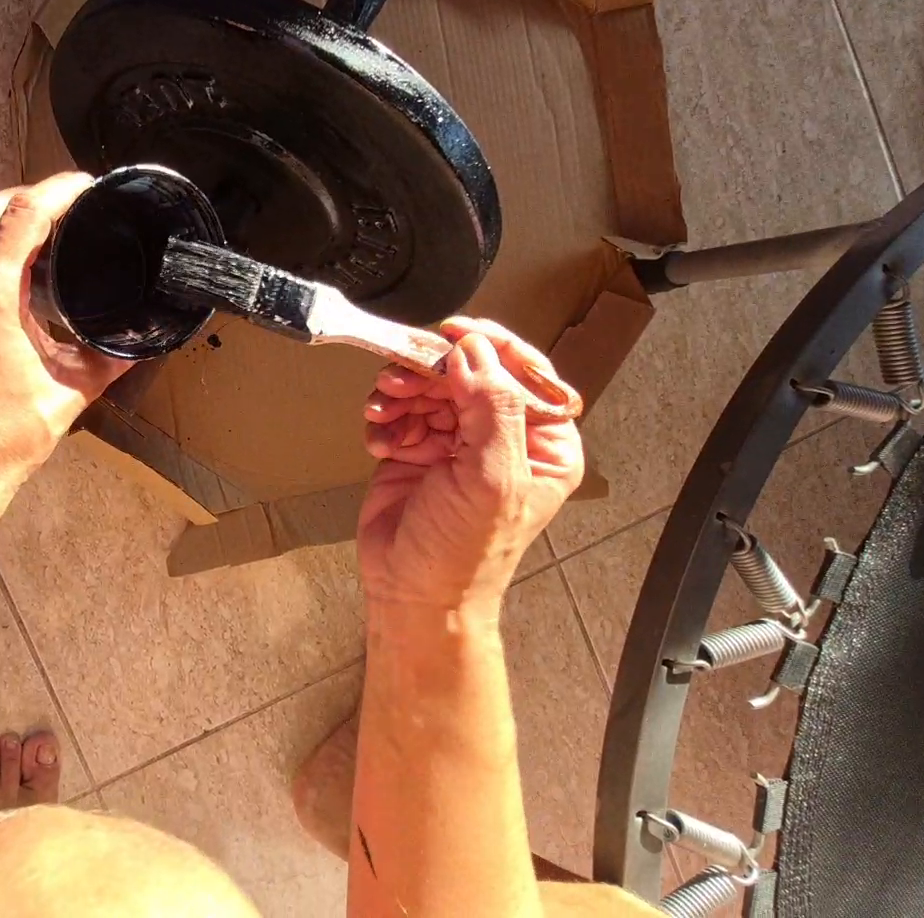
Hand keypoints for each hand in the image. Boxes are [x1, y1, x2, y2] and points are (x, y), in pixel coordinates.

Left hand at [0, 173, 132, 496]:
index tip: (84, 186)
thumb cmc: (8, 433)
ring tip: (45, 225)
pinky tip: (17, 263)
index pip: (23, 216)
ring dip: (4, 217)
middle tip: (66, 201)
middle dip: (28, 194)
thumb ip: (112, 357)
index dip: (57, 191)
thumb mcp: (74, 389)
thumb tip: (140, 339)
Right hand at [355, 317, 583, 615]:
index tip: (456, 331)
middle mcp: (500, 437)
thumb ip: (491, 411)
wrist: (412, 592)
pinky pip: (400, 412)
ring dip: (401, 393)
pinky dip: (384, 419)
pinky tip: (380, 440)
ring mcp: (455, 442)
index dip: (492, 348)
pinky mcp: (416, 449)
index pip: (526, 375)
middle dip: (430, 373)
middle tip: (400, 379)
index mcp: (542, 443)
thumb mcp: (491, 481)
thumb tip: (474, 353)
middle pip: (467, 375)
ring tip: (383, 410)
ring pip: (429, 389)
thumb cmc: (464, 554)